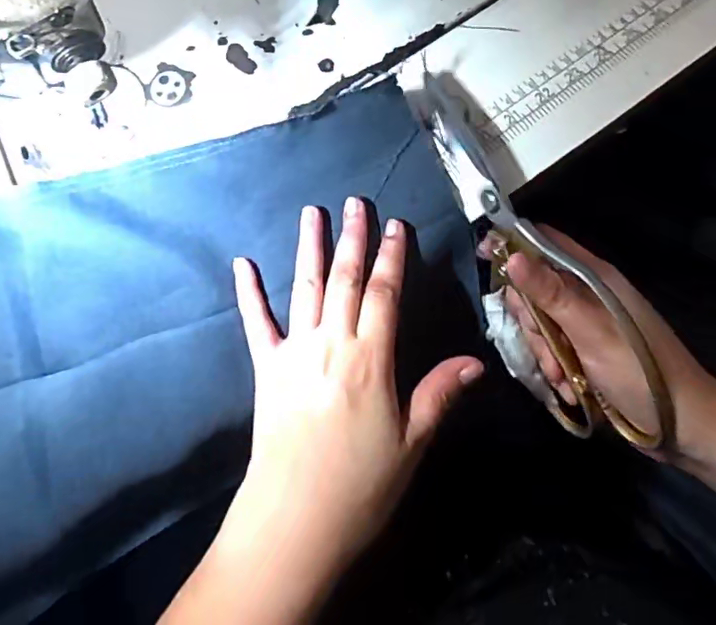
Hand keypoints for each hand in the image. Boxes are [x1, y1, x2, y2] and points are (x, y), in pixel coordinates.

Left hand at [218, 198, 485, 605]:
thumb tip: (473, 361)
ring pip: (304, 287)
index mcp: (370, 359)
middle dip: (352, 238)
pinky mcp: (265, 364)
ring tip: (312, 212)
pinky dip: (249, 290)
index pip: (384, 294)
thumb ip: (437, 394)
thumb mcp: (412, 443)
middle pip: (344, 279)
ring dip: (308, 247)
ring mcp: (293, 349)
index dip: (391, 257)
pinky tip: (242, 262)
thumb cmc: (362, 484)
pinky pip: (256, 320)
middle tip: (355, 202)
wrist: (297, 514)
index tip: (394, 225)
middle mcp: (331, 343)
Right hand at [481, 226, 715, 464]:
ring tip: (559, 373)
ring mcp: (585, 323)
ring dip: (539, 347)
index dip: (511, 242)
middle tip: (541, 339)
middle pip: (531, 283)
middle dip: (527, 314)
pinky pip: (548, 346)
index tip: (486, 257)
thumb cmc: (643, 374)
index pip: (543, 241)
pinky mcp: (584, 349)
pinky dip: (550, 364)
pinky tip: (565, 384)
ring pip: (536, 318)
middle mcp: (587, 294)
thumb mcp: (591, 331)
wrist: (690, 432)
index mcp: (593, 277)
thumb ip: (549, 292)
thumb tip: (510, 254)